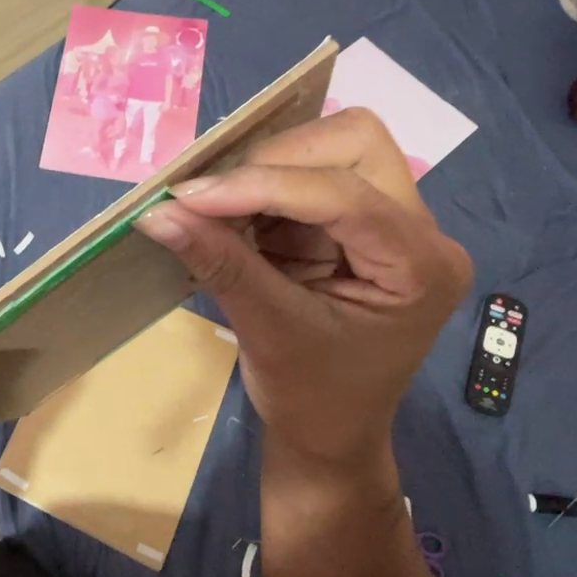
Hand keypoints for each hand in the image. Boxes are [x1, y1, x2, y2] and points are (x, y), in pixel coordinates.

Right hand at [135, 108, 471, 467]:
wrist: (331, 433)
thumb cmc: (313, 397)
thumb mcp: (267, 331)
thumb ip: (220, 263)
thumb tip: (155, 211)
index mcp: (421, 266)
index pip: (342, 194)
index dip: (260, 185)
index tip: (188, 195)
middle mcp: (420, 230)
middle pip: (352, 143)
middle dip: (273, 162)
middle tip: (212, 199)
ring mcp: (392, 220)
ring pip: (331, 147)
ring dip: (265, 171)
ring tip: (216, 210)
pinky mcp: (358, 221)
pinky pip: (310, 173)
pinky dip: (262, 188)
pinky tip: (231, 216)